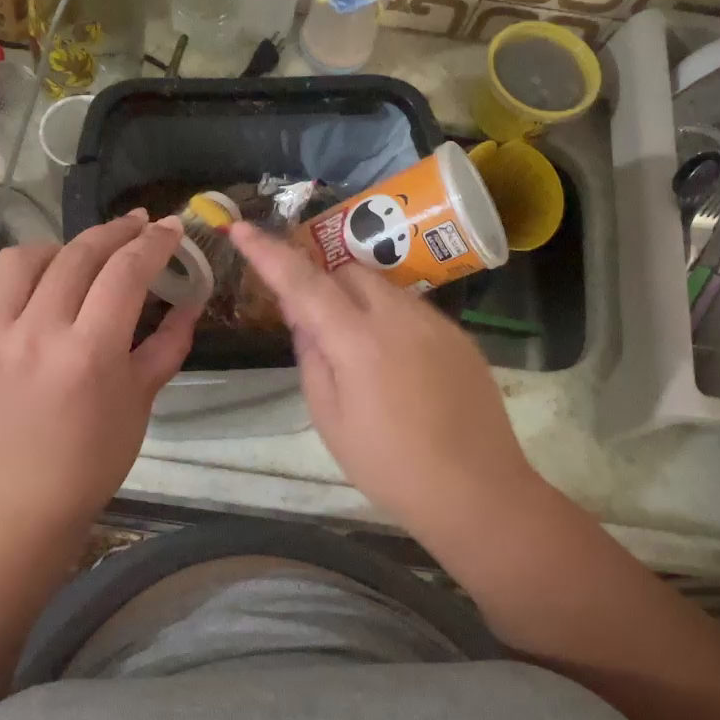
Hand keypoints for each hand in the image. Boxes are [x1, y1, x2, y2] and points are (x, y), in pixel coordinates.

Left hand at [0, 210, 198, 530]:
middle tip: (136, 228)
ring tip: (73, 262)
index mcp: (90, 352)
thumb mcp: (142, 399)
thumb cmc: (96, 456)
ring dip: (53, 250)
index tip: (169, 229)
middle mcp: (37, 334)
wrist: (29, 499)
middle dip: (115, 233)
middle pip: (77, 256)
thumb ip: (167, 344)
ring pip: (18, 260)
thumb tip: (190, 301)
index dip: (154, 242)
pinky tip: (2, 289)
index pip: (126, 272)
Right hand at [229, 222, 536, 534]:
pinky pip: (413, 311)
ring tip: (359, 356)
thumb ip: (312, 360)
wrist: (477, 492)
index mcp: (358, 341)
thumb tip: (304, 321)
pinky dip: (391, 322)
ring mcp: (436, 324)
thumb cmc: (390, 467)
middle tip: (313, 325)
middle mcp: (399, 317)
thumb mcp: (330, 420)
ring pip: (384, 288)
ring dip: (359, 303)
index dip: (268, 253)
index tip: (242, 228)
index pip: (303, 282)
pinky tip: (398, 370)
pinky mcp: (460, 338)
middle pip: (348, 271)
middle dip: (323, 284)